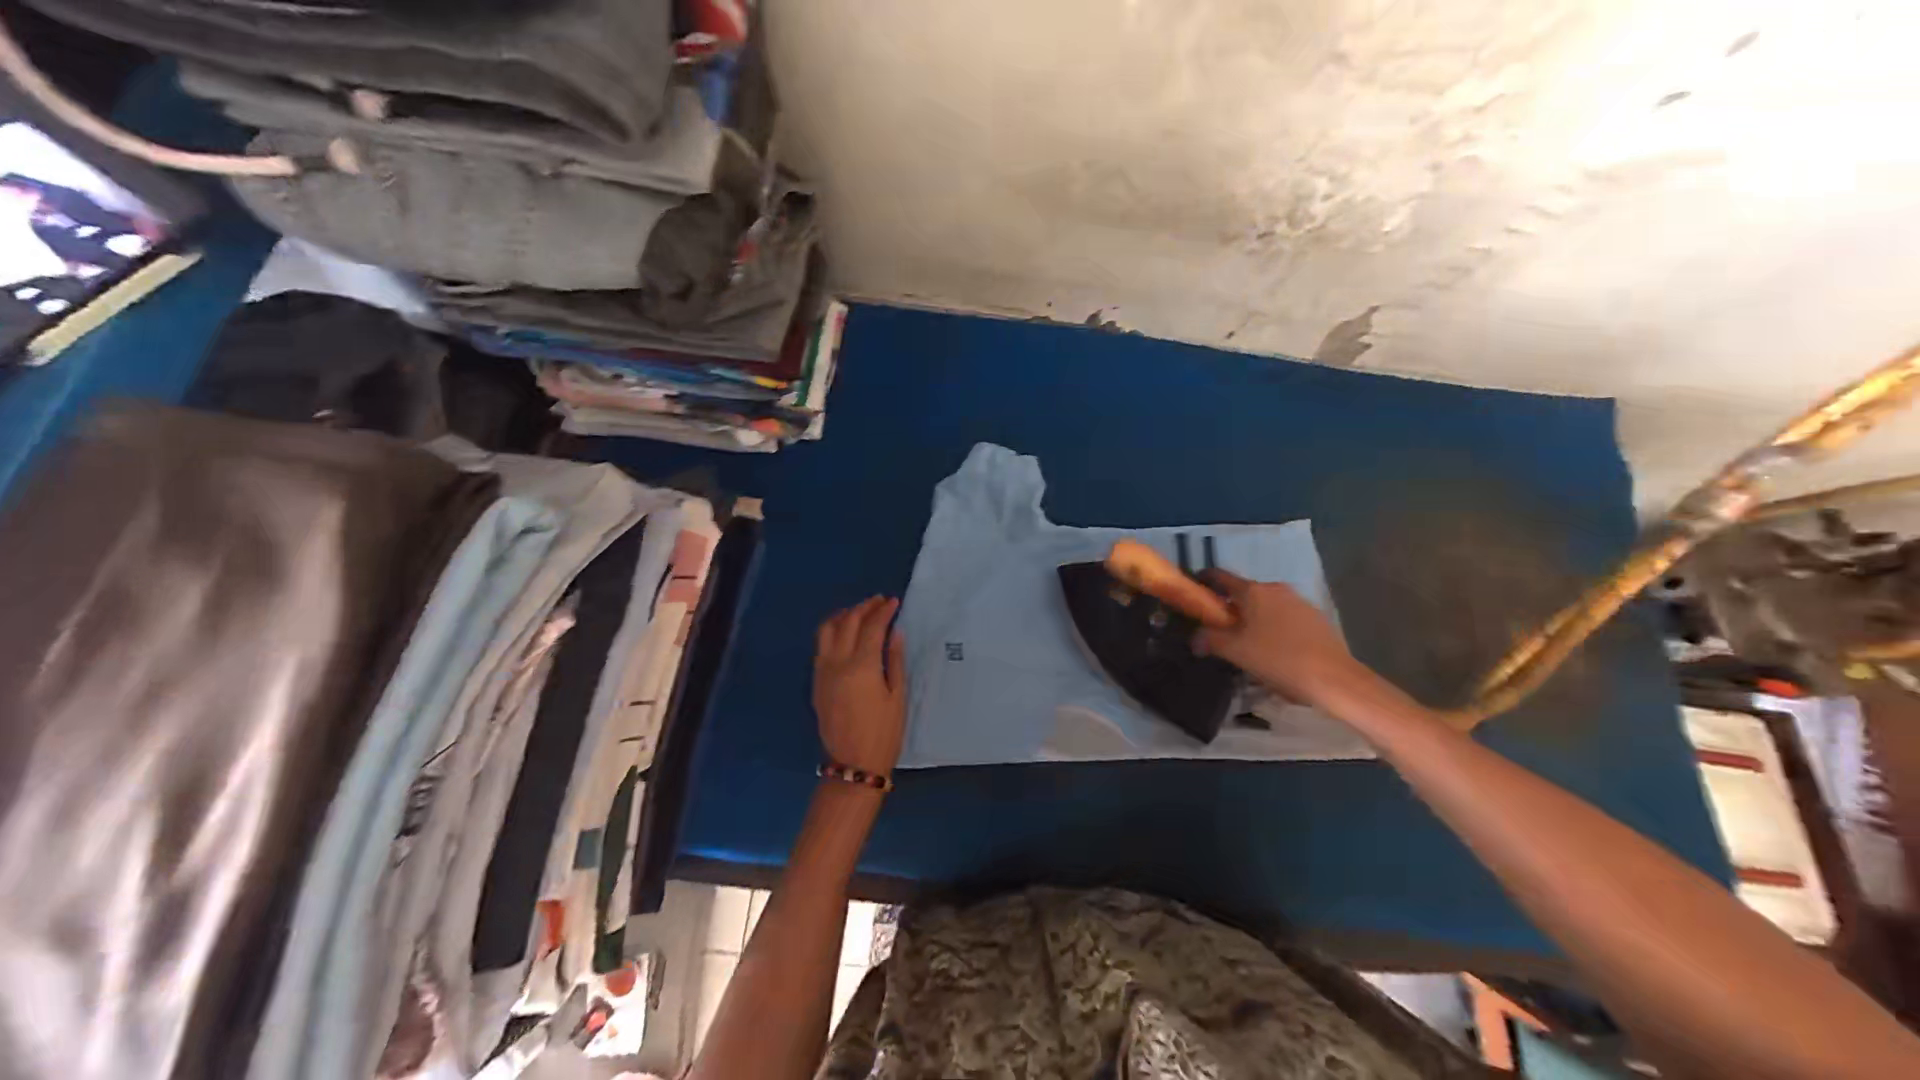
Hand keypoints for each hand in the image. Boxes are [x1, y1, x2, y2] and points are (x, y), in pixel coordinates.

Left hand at [812, 596, 907, 777]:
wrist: (854, 764)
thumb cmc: (884, 733)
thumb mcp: (897, 696)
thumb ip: (895, 660)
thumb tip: (895, 632)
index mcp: (861, 666)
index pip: (872, 627)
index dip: (883, 611)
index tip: (894, 602)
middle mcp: (837, 663)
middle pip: (847, 622)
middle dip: (864, 607)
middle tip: (879, 602)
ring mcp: (822, 671)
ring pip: (827, 630)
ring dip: (844, 615)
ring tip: (859, 612)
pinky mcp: (816, 681)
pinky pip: (821, 646)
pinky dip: (833, 631)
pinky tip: (845, 633)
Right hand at [1193, 571, 1362, 707]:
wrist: (1333, 678)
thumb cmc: (1277, 659)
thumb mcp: (1235, 651)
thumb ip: (1209, 639)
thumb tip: (1195, 637)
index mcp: (1253, 591)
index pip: (1220, 577)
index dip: (1204, 580)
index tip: (1194, 591)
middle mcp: (1275, 588)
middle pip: (1243, 592)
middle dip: (1229, 607)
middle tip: (1219, 629)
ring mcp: (1298, 601)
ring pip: (1265, 605)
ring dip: (1253, 618)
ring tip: (1247, 643)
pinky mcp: (1315, 617)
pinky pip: (1284, 616)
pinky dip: (1273, 626)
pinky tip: (1274, 649)